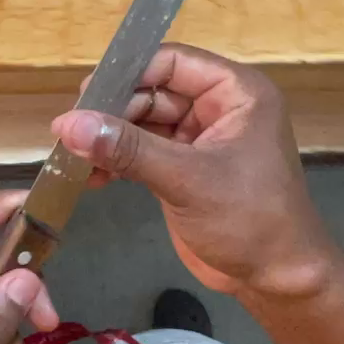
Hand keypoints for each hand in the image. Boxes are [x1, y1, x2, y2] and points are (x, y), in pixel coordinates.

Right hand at [53, 43, 336, 300]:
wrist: (276, 280)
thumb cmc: (248, 220)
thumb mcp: (187, 179)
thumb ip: (128, 149)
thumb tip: (67, 124)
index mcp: (236, 92)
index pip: (172, 62)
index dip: (128, 75)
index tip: (85, 98)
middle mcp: (217, 108)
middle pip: (150, 92)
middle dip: (111, 113)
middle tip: (69, 133)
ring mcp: (198, 140)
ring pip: (141, 124)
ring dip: (108, 140)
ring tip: (71, 157)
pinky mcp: (182, 169)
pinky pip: (141, 153)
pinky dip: (116, 162)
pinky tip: (88, 178)